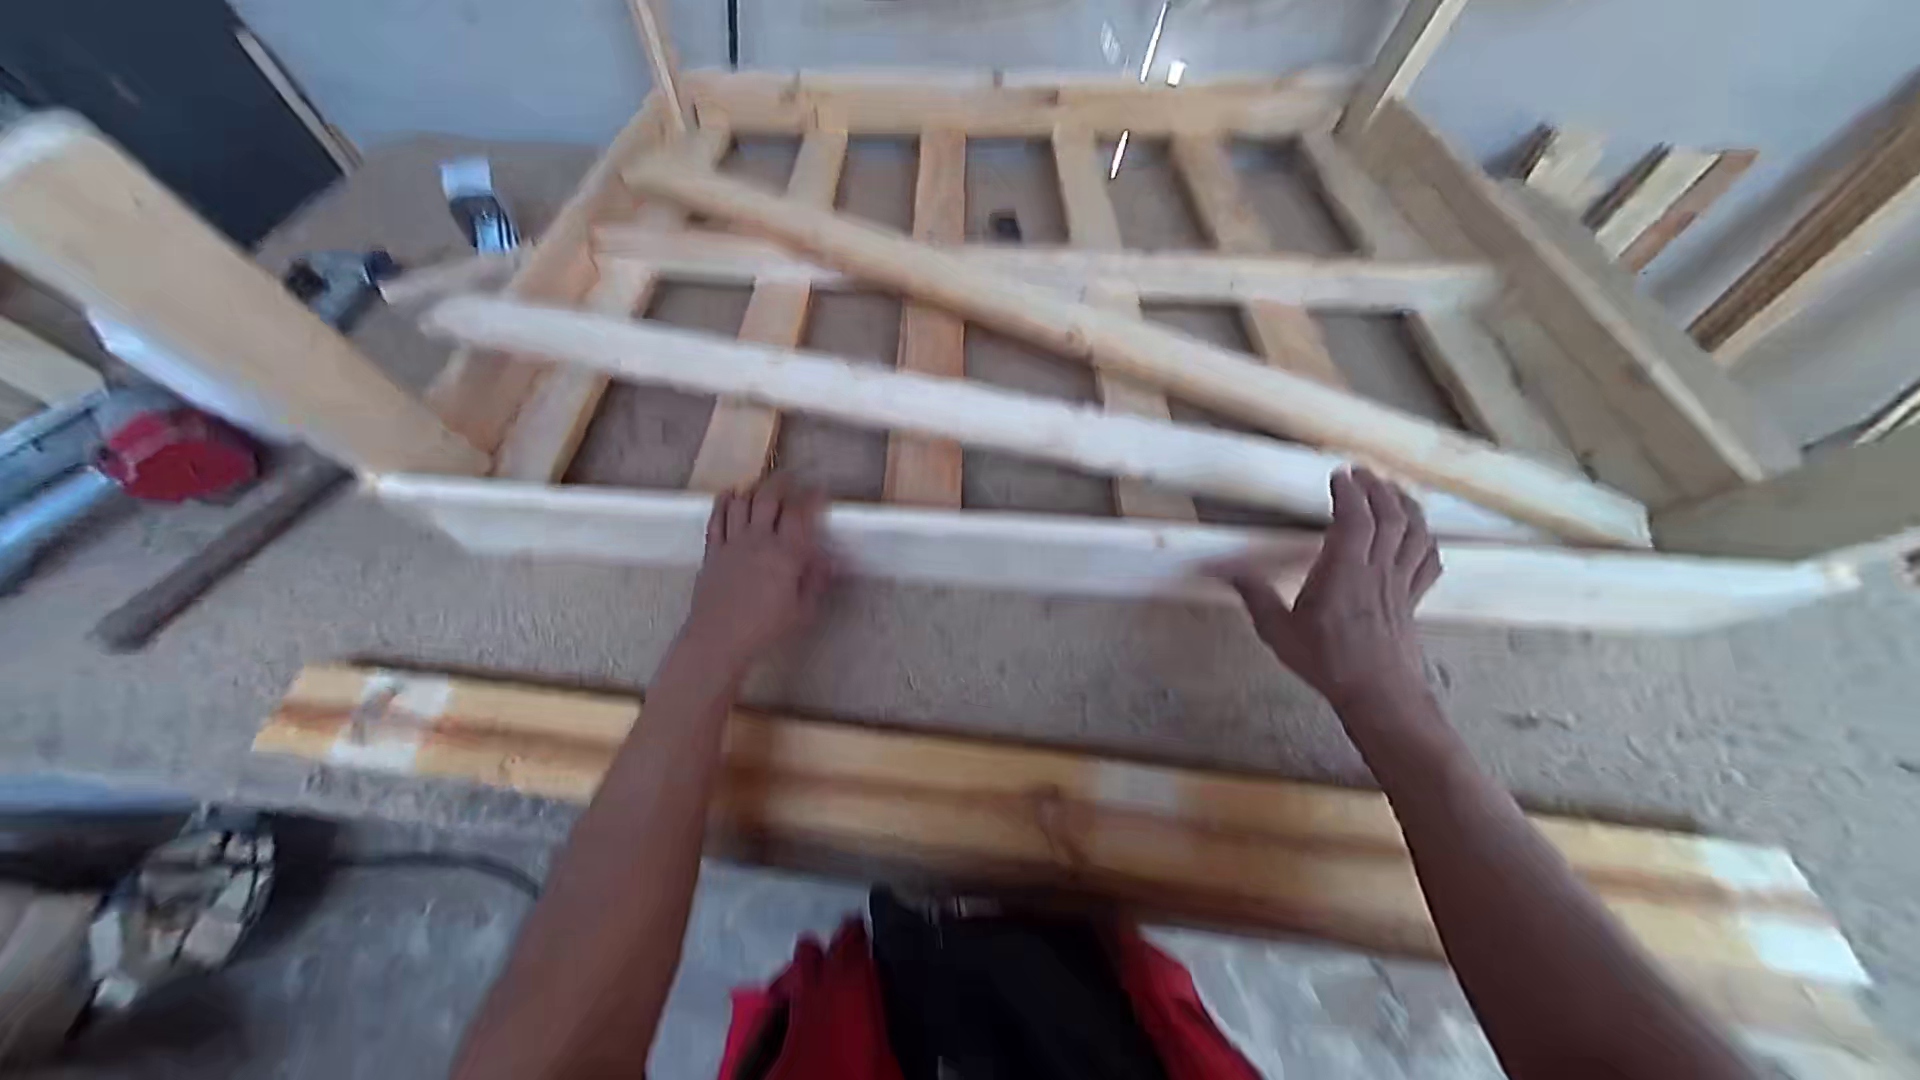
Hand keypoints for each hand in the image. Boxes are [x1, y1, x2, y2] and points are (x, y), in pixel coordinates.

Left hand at [677, 477, 832, 673]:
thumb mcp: (803, 609)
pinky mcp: (712, 551)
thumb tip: (830, 560)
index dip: (812, 497)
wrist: (719, 639)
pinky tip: (729, 494)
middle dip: (782, 483)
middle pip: (769, 498)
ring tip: (763, 485)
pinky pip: (717, 518)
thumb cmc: (765, 628)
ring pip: (742, 502)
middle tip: (791, 479)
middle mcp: (759, 540)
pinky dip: (724, 502)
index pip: (800, 513)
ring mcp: (732, 543)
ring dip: (754, 489)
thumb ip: (817, 580)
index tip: (819, 492)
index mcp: (786, 554)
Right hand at [1213, 467, 1441, 709]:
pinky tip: (1418, 533)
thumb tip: (1224, 571)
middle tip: (1362, 472)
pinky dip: (1425, 539)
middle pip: (1389, 516)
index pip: (1354, 519)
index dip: (1348, 492)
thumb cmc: (1325, 661)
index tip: (1337, 475)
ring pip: (1415, 533)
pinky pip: (1428, 560)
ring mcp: (1400, 583)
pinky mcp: (1413, 598)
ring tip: (1392, 490)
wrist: (1378, 693)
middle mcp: (1377, 571)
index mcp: (1343, 573)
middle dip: (1377, 488)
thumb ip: (1254, 595)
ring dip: (1405, 505)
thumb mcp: (1277, 630)